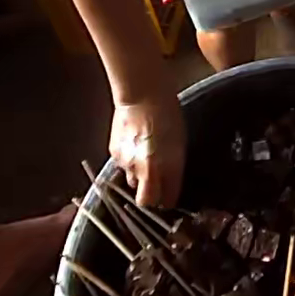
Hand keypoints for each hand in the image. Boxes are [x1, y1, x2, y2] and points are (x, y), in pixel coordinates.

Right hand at [110, 92, 185, 206]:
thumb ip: (173, 167)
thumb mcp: (179, 142)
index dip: (168, 200)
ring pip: (131, 183)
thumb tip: (168, 181)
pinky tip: (133, 146)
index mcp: (169, 167)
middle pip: (145, 201)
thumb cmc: (168, 114)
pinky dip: (128, 162)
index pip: (168, 200)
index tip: (169, 196)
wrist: (142, 94)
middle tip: (155, 186)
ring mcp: (129, 163)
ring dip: (138, 177)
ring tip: (143, 159)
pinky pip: (122, 167)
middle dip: (150, 197)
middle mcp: (147, 170)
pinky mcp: (115, 154)